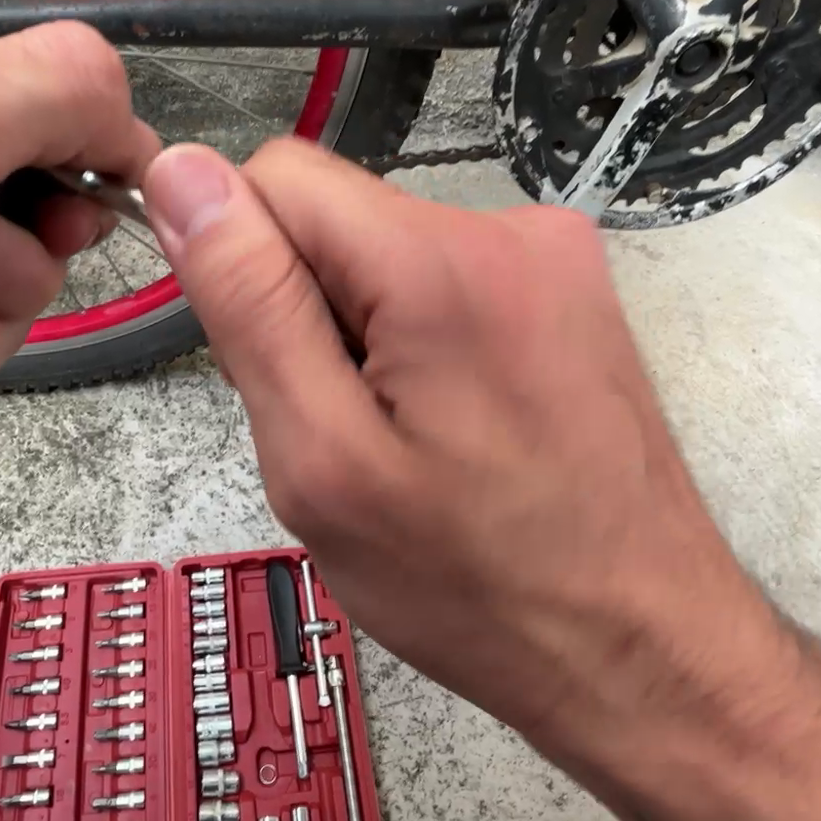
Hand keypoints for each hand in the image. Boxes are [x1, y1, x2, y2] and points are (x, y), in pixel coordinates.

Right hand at [142, 140, 793, 758]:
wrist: (640, 648)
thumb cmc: (473, 583)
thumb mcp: (323, 459)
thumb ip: (250, 306)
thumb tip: (181, 172)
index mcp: (441, 260)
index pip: (276, 177)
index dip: (239, 263)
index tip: (264, 367)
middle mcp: (510, 226)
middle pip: (334, 217)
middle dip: (300, 310)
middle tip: (332, 426)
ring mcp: (555, 258)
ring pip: (382, 255)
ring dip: (356, 333)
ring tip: (393, 441)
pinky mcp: (570, 296)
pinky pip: (441, 283)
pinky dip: (411, 342)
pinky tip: (442, 428)